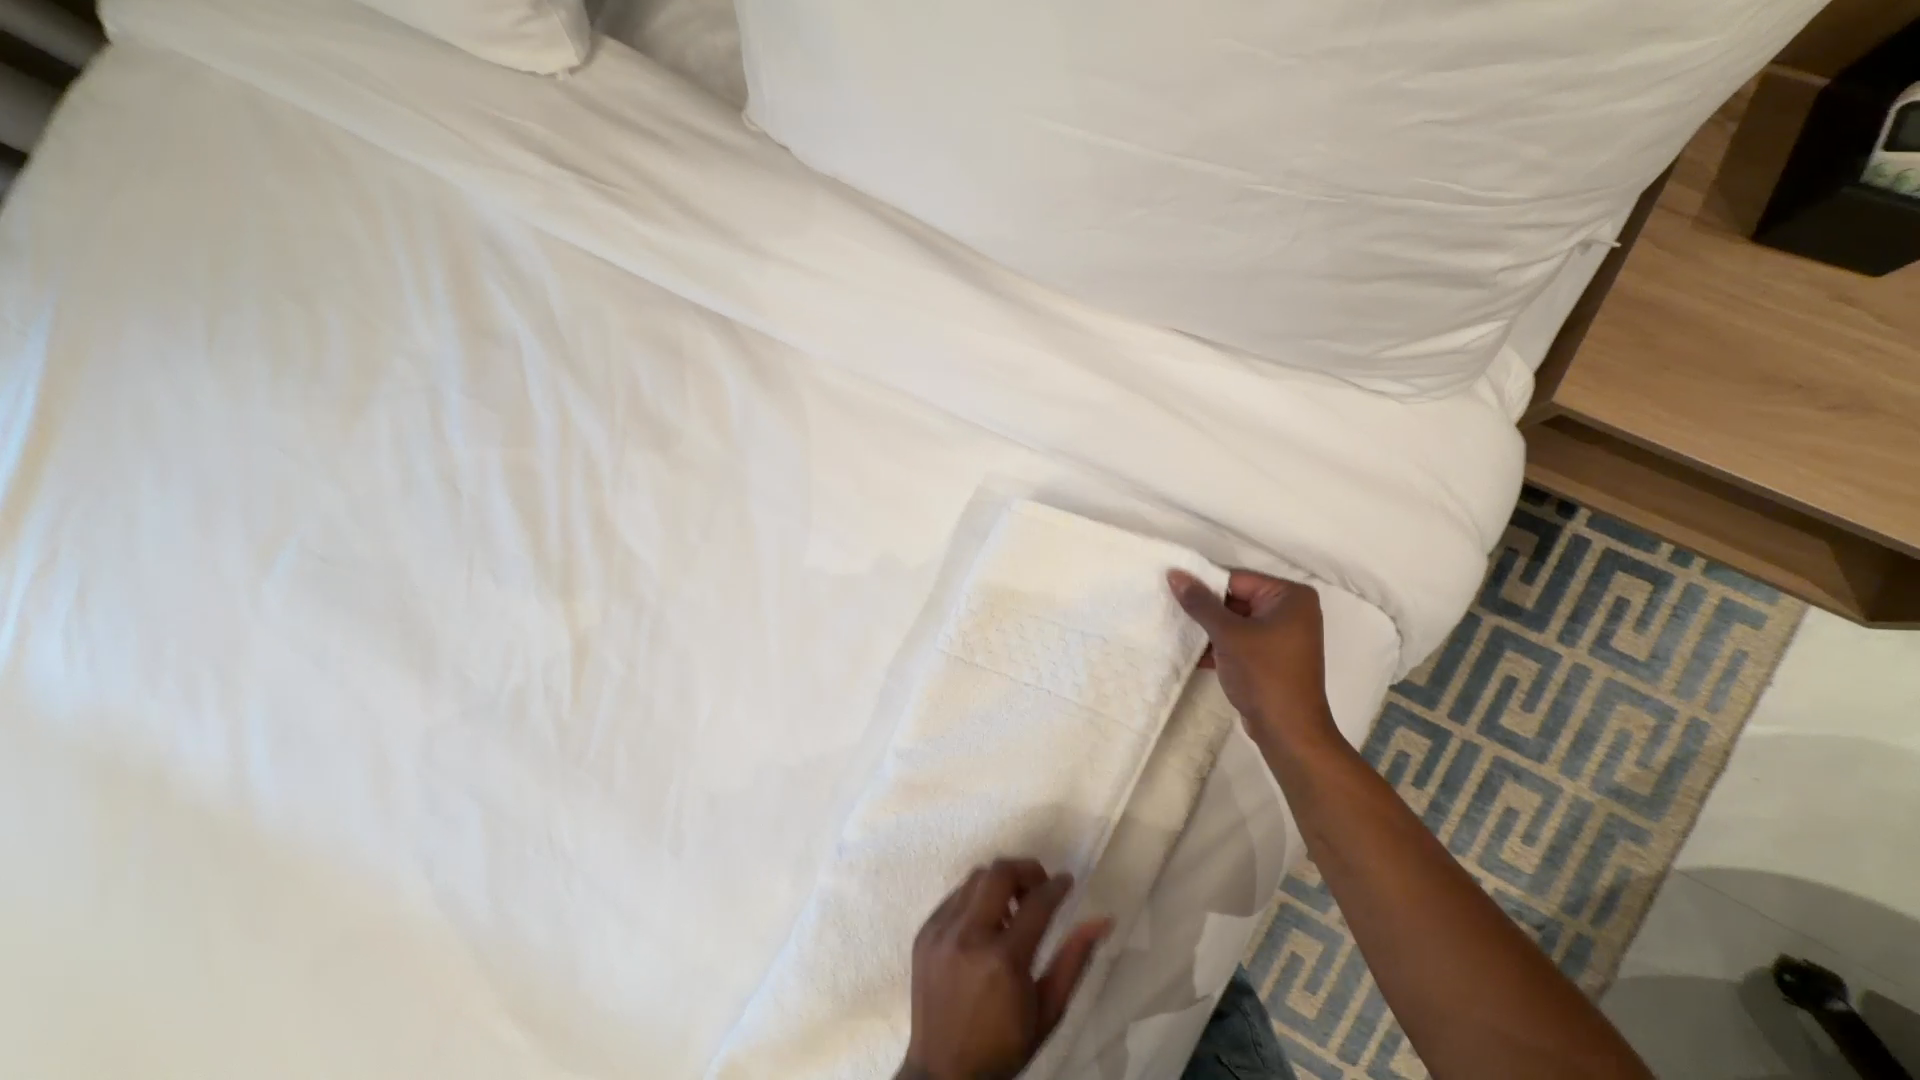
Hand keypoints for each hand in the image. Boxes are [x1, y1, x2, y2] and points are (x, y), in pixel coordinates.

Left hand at [898, 859, 1112, 1079]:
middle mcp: (967, 937)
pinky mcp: (923, 935)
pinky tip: (986, 923)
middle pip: (998, 873)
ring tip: (1013, 908)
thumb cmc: (1004, 1045)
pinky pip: (953, 898)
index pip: (1036, 903)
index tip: (1067, 883)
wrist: (944, 1072)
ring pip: (973, 879)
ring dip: (999, 882)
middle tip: (1039, 887)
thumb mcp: (1049, 1010)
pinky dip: (975, 899)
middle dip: (1026, 870)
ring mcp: (939, 933)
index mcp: (1003, 959)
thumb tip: (1102, 920)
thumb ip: (1074, 959)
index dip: (1056, 886)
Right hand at [1166, 568, 1337, 750]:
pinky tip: (1190, 652)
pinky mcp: (1272, 657)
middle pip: (1237, 599)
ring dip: (1208, 629)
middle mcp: (1291, 611)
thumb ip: (1200, 603)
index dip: (1204, 583)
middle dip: (1205, 608)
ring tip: (1174, 628)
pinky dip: (1219, 646)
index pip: (1237, 579)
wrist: (1288, 730)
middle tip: (1168, 607)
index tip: (1171, 587)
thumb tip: (1175, 574)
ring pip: (1236, 622)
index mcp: (1290, 596)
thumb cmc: (1264, 674)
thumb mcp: (1228, 635)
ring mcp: (1283, 636)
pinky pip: (1240, 641)